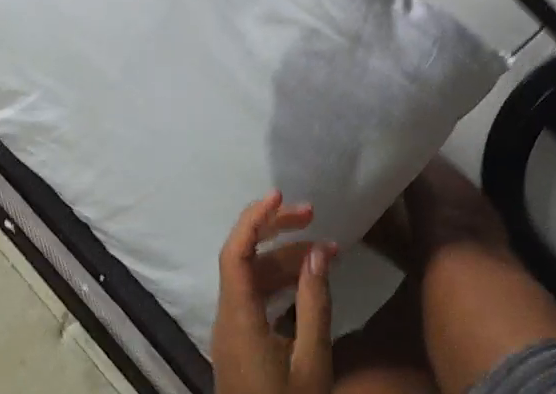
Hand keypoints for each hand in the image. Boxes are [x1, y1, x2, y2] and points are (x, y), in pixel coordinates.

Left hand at [212, 192, 337, 393]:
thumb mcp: (311, 361)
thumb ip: (315, 302)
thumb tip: (319, 251)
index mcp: (238, 318)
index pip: (235, 253)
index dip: (254, 219)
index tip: (279, 195)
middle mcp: (227, 318)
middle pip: (244, 259)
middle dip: (276, 232)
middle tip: (313, 215)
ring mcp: (232, 332)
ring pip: (253, 279)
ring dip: (286, 260)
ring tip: (327, 251)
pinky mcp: (241, 344)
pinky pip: (256, 299)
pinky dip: (281, 284)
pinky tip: (309, 281)